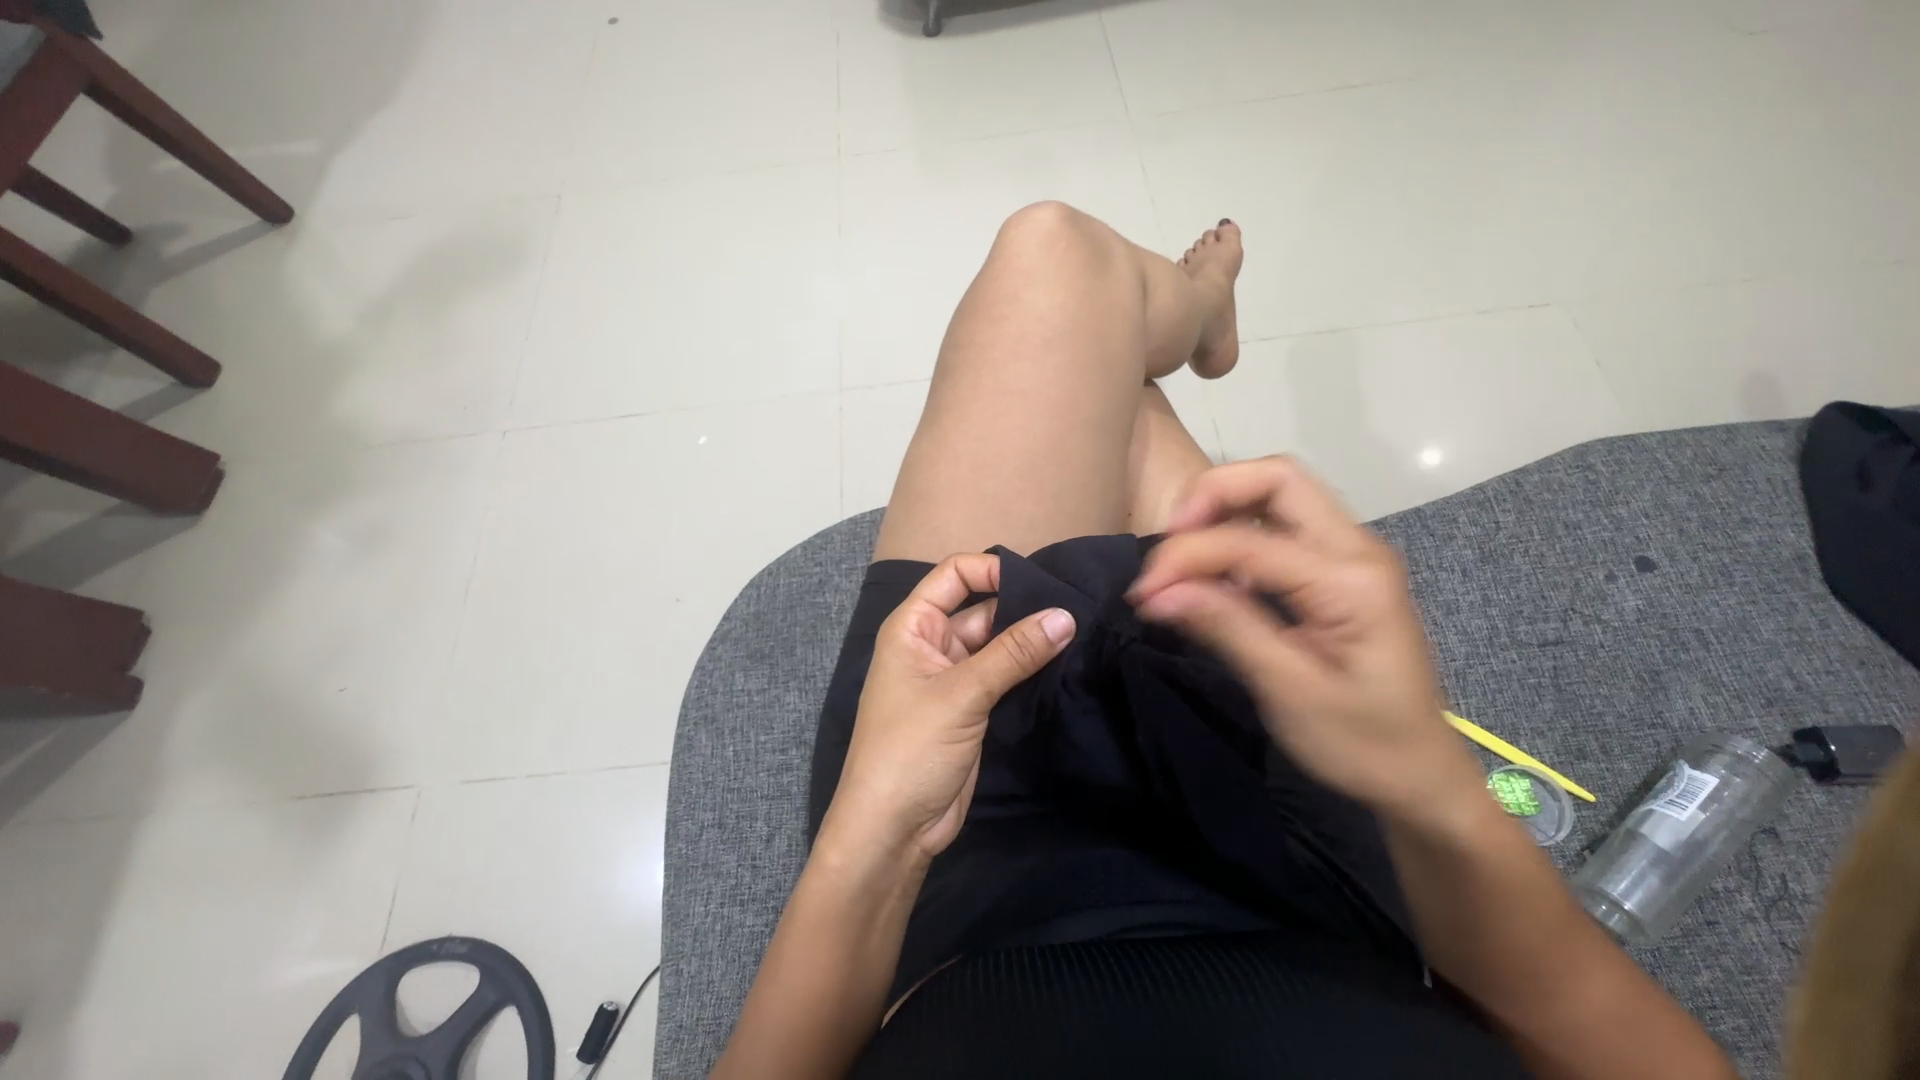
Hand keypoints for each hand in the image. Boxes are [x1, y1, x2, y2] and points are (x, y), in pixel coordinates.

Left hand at [827, 553, 1076, 861]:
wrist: (893, 829)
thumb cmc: (910, 749)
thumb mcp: (962, 695)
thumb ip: (1014, 654)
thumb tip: (1065, 616)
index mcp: (913, 628)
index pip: (954, 575)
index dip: (992, 569)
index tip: (1040, 582)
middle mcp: (932, 646)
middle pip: (982, 609)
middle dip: (1023, 606)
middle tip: (1077, 607)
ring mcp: (954, 680)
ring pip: (998, 645)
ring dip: (1031, 640)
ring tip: (1082, 630)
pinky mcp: (973, 711)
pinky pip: (1005, 677)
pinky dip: (1030, 671)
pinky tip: (1067, 664)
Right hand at [1128, 457, 1480, 818]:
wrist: (1420, 775)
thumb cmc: (1360, 742)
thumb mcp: (1287, 690)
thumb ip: (1225, 627)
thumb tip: (1156, 591)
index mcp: (1351, 581)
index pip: (1249, 540)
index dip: (1186, 555)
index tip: (1143, 593)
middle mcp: (1358, 549)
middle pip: (1277, 478)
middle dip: (1211, 495)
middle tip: (1168, 542)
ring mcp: (1353, 554)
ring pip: (1280, 492)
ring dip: (1224, 508)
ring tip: (1183, 556)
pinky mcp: (1341, 570)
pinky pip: (1284, 525)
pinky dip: (1240, 531)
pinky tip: (1216, 574)